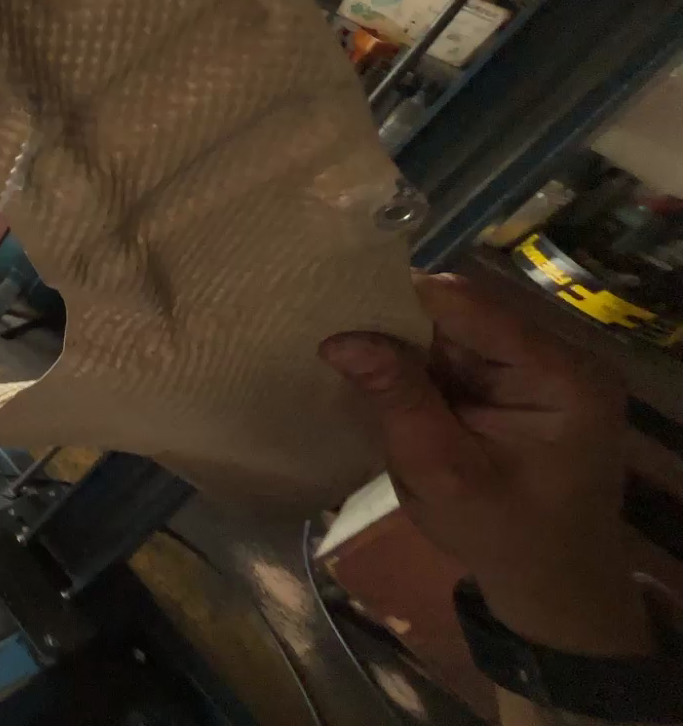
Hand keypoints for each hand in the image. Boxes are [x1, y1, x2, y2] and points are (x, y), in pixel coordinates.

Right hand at [319, 273, 654, 655]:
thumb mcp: (439, 468)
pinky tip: (363, 364)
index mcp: (558, 375)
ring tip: (330, 343)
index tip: (324, 306)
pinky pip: (438, 343)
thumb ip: (396, 397)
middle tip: (316, 326)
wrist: (546, 576)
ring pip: (436, 321)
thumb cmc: (499, 529)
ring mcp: (528, 363)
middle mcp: (551, 355)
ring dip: (385, 335)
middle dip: (381, 315)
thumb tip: (337, 338)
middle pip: (449, 306)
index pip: (463, 305)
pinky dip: (397, 352)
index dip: (391, 298)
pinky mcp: (502, 375)